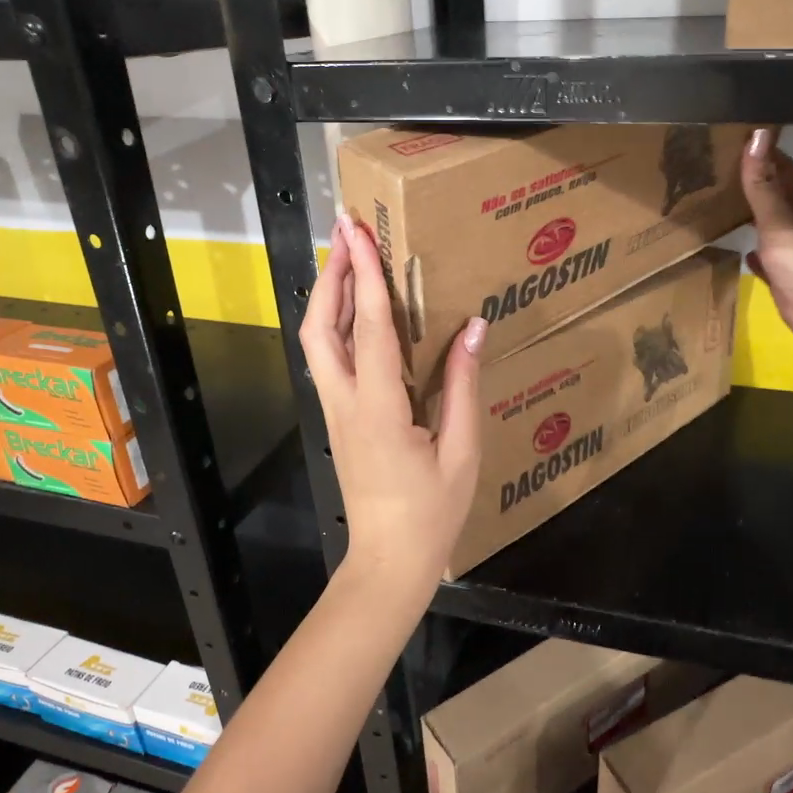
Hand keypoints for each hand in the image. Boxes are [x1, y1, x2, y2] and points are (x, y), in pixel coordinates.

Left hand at [299, 212, 485, 587]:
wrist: (388, 561)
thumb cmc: (431, 514)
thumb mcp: (462, 453)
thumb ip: (463, 388)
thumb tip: (474, 328)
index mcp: (379, 410)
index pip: (370, 329)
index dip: (365, 276)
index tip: (358, 233)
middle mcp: (346, 403)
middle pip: (320, 327)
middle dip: (331, 275)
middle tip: (346, 232)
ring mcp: (336, 412)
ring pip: (318, 342)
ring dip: (331, 296)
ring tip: (350, 257)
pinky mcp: (340, 420)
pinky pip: (331, 360)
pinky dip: (339, 324)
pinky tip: (360, 311)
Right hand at [742, 127, 792, 345]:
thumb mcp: (778, 220)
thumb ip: (762, 184)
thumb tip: (756, 136)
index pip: (785, 168)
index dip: (766, 152)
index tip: (738, 138)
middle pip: (777, 194)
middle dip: (755, 180)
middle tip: (721, 167)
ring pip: (770, 225)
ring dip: (752, 213)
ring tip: (722, 201)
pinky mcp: (785, 274)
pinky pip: (766, 257)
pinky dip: (754, 250)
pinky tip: (740, 248)